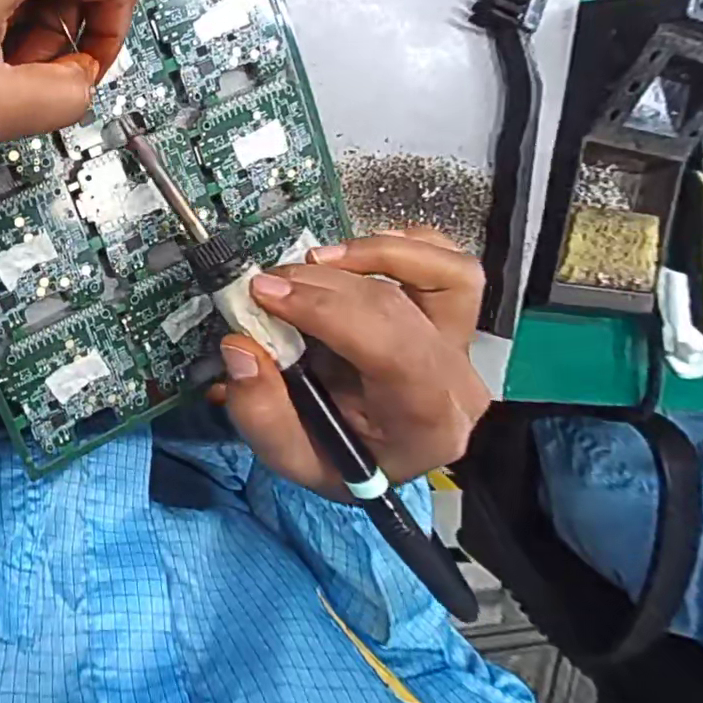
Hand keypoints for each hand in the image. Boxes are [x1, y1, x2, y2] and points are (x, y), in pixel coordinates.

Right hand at [211, 229, 490, 500]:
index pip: (393, 351)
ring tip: (312, 260)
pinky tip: (350, 254)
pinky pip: (446, 261)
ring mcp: (461, 344)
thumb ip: (259, 411)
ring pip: (447, 272)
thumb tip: (240, 346)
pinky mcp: (454, 317)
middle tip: (263, 284)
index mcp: (428, 424)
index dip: (326, 311)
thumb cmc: (331, 456)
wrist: (364, 451)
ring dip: (373, 254)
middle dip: (321, 286)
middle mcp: (457, 381)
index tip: (264, 294)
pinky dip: (401, 246)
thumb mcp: (286, 454)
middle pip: (399, 306)